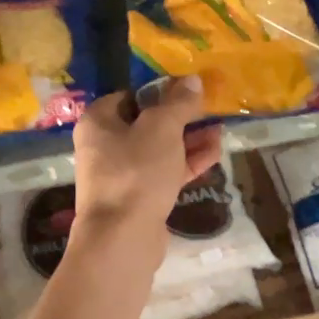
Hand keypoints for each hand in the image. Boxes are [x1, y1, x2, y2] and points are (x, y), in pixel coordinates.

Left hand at [72, 77, 224, 236]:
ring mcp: (121, 175)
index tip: (187, 90)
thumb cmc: (136, 172)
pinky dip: (186, 164)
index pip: (129, 95)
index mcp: (98, 122)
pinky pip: (164, 174)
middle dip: (180, 118)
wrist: (123, 238)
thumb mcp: (162, 129)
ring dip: (188, 141)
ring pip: (158, 150)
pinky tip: (214, 154)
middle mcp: (104, 146)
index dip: (159, 90)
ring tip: (220, 131)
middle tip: (210, 110)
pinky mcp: (138, 199)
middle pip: (146, 124)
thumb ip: (178, 103)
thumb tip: (192, 80)